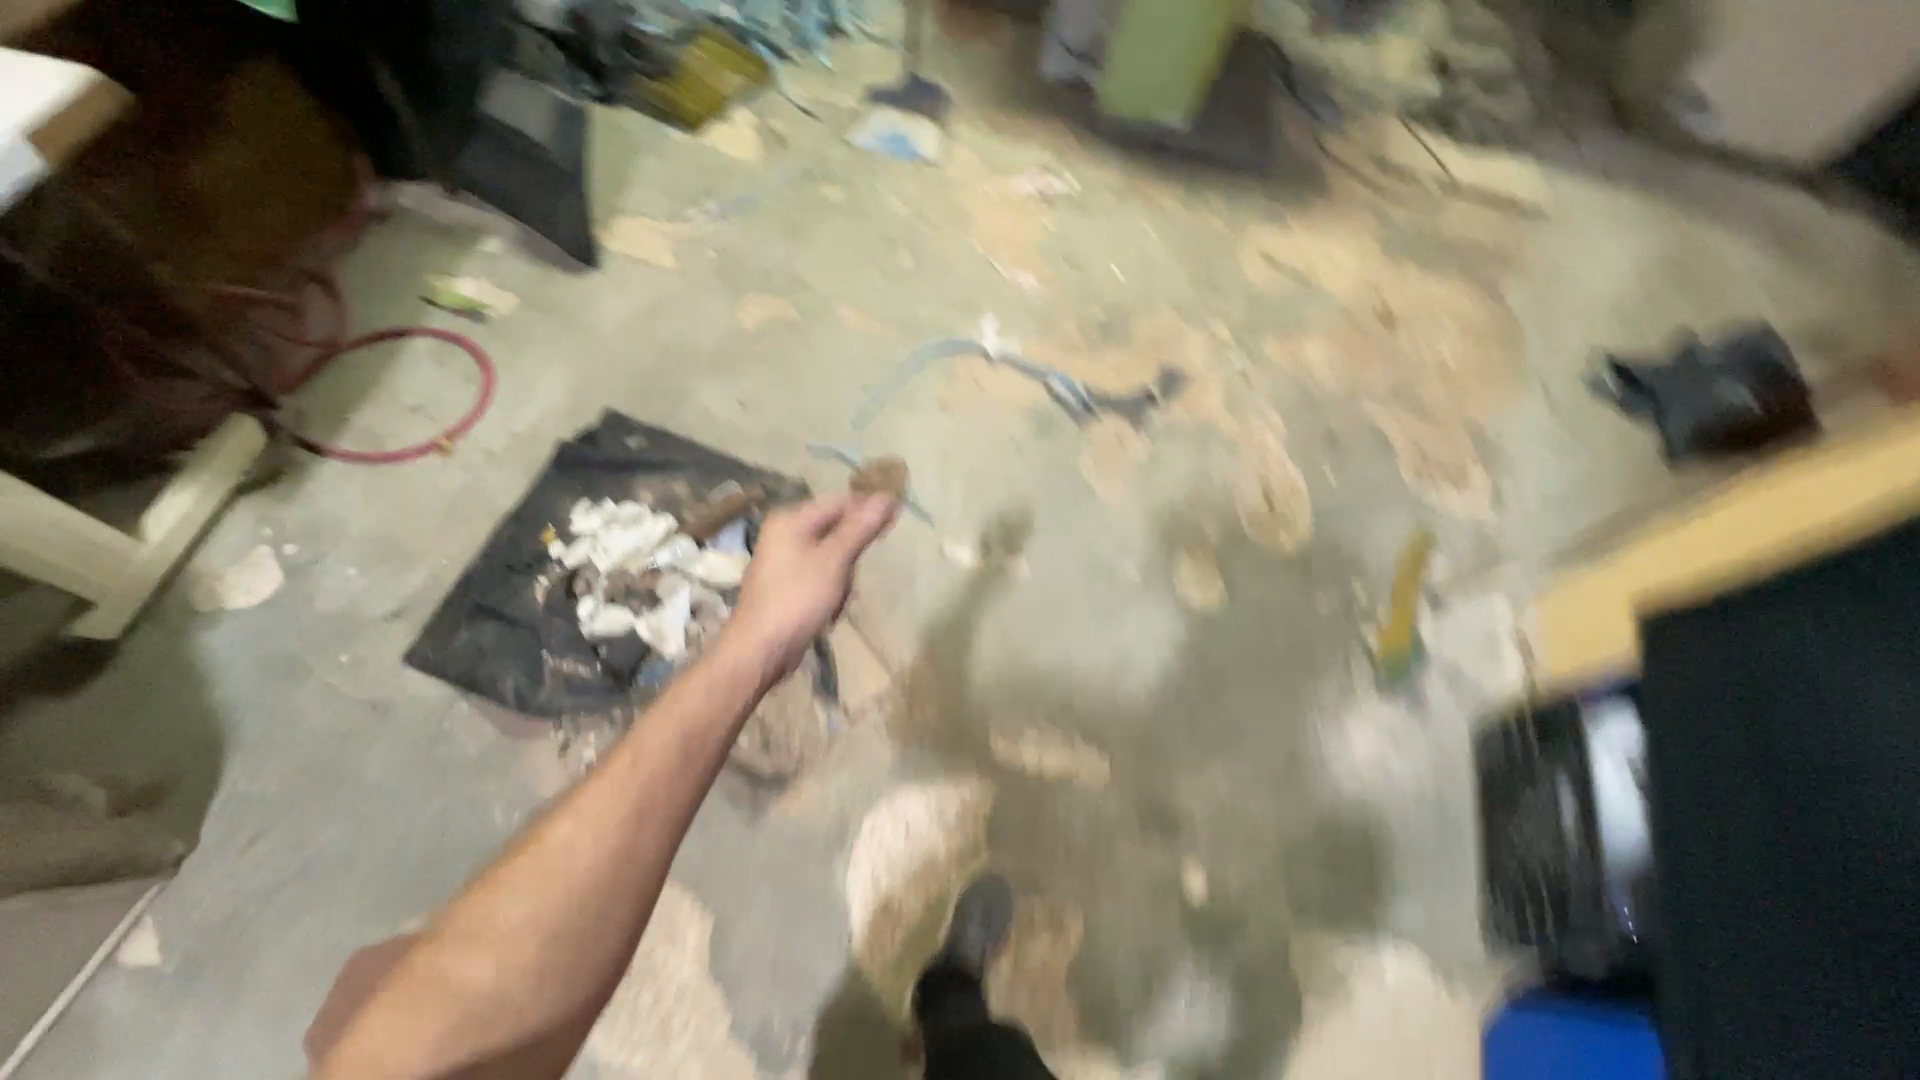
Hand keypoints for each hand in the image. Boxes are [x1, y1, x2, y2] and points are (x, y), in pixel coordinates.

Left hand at [728, 494, 899, 678]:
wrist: (760, 649)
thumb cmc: (797, 599)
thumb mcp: (834, 560)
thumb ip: (861, 527)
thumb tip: (887, 497)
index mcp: (791, 519)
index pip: (840, 502)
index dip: (867, 511)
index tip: (892, 525)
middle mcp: (785, 534)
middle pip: (836, 531)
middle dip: (851, 557)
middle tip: (851, 580)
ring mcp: (784, 561)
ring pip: (832, 558)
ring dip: (843, 580)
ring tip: (837, 601)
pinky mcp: (788, 586)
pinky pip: (820, 578)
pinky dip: (830, 593)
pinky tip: (827, 611)